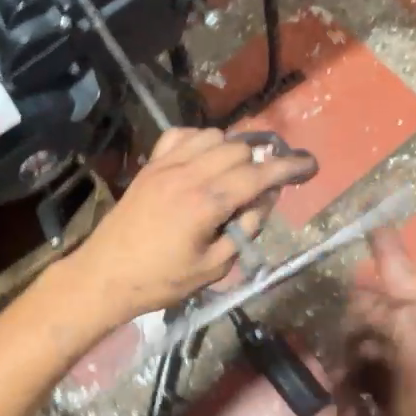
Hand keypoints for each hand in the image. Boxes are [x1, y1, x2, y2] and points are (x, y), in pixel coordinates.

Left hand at [63, 128, 316, 322]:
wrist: (105, 275)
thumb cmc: (161, 280)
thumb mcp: (214, 267)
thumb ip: (245, 229)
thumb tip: (266, 198)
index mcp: (206, 202)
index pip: (258, 174)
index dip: (289, 167)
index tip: (310, 165)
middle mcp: (187, 173)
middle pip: (239, 148)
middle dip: (260, 161)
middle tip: (265, 184)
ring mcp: (165, 164)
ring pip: (212, 135)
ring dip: (231, 149)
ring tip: (234, 174)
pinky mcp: (150, 164)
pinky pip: (181, 134)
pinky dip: (200, 140)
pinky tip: (203, 159)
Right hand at [336, 231, 415, 415]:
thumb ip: (398, 322)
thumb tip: (364, 296)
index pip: (403, 271)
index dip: (385, 245)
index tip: (367, 218)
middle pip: (368, 309)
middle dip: (347, 332)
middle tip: (340, 362)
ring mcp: (405, 367)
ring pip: (358, 343)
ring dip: (344, 369)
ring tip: (346, 404)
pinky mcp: (392, 394)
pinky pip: (359, 375)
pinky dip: (349, 392)